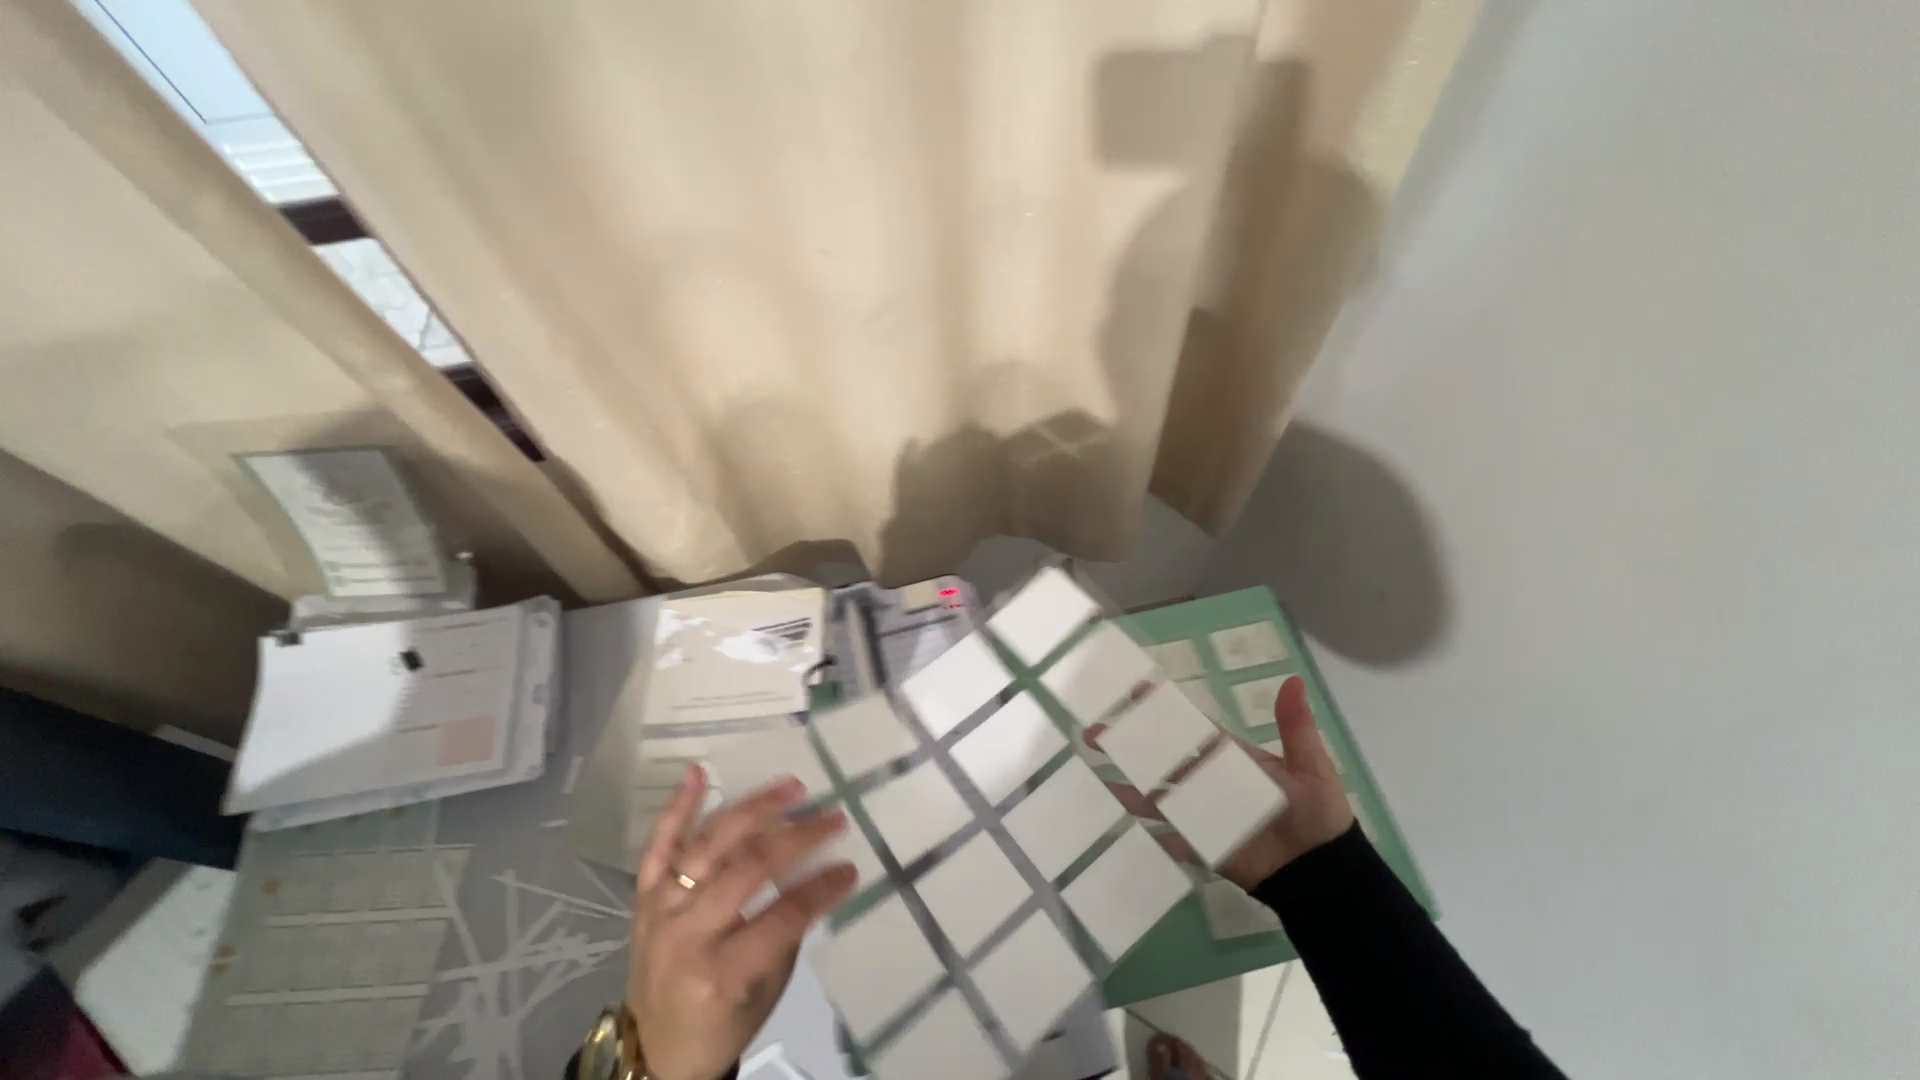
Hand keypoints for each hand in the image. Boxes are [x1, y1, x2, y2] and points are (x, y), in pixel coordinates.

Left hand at [627, 766, 856, 1079]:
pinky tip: (698, 773)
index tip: (850, 866)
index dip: (822, 887)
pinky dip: (677, 807)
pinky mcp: (642, 898)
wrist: (655, 1051)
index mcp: (723, 970)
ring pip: (709, 845)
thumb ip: (787, 930)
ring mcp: (660, 910)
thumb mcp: (767, 990)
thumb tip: (817, 870)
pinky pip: (657, 846)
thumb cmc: (723, 1022)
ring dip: (754, 810)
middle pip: (748, 869)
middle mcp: (688, 933)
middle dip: (798, 838)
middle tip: (833, 818)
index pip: (783, 915)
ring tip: (792, 788)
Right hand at [1079, 676, 1351, 890]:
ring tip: (1094, 766)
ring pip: (1156, 790)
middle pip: (1163, 755)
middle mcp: (1209, 777)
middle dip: (1130, 740)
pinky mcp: (1199, 841)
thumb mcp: (1310, 766)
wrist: (1321, 873)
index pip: (1190, 725)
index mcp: (1230, 754)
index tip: (1135, 687)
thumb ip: (1295, 727)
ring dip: (1127, 778)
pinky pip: (1165, 830)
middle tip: (1095, 728)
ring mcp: (1201, 810)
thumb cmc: (1318, 813)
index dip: (1163, 707)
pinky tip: (1113, 808)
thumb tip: (1294, 680)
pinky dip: (1141, 820)